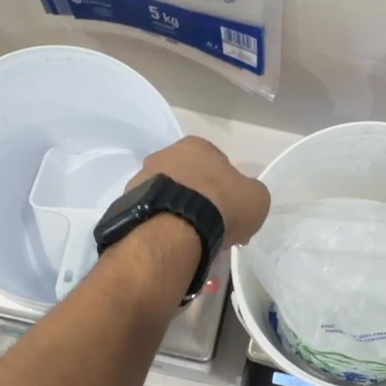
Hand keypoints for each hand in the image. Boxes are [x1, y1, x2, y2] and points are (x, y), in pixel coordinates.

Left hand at [132, 136, 269, 247]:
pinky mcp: (128, 201)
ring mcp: (143, 176)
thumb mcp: (256, 199)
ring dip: (178, 211)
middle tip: (212, 227)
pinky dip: (161, 224)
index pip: (218, 164)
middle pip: (190, 179)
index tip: (231, 213)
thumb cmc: (221, 204)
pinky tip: (171, 240)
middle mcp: (166, 153)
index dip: (227, 190)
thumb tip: (242, 202)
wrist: (176, 225)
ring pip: (168, 195)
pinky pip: (152, 212)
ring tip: (190, 239)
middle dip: (200, 200)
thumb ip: (251, 194)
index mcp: (198, 145)